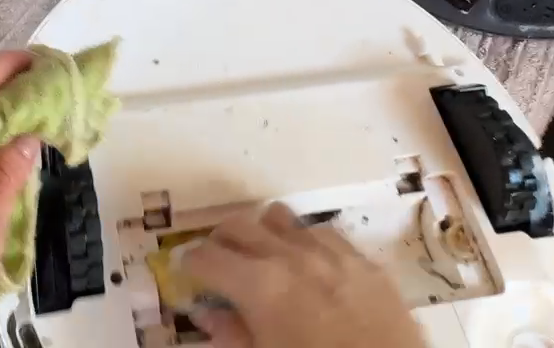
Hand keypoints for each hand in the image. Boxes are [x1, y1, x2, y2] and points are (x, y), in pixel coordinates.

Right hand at [180, 203, 423, 347]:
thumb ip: (235, 336)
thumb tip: (209, 315)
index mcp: (261, 286)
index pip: (207, 257)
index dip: (191, 264)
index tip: (188, 273)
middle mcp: (291, 256)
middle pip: (238, 226)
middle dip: (221, 242)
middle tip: (219, 265)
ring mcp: (331, 254)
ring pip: (279, 218)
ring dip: (262, 233)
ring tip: (263, 256)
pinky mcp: (365, 262)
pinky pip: (322, 233)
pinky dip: (305, 241)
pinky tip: (308, 265)